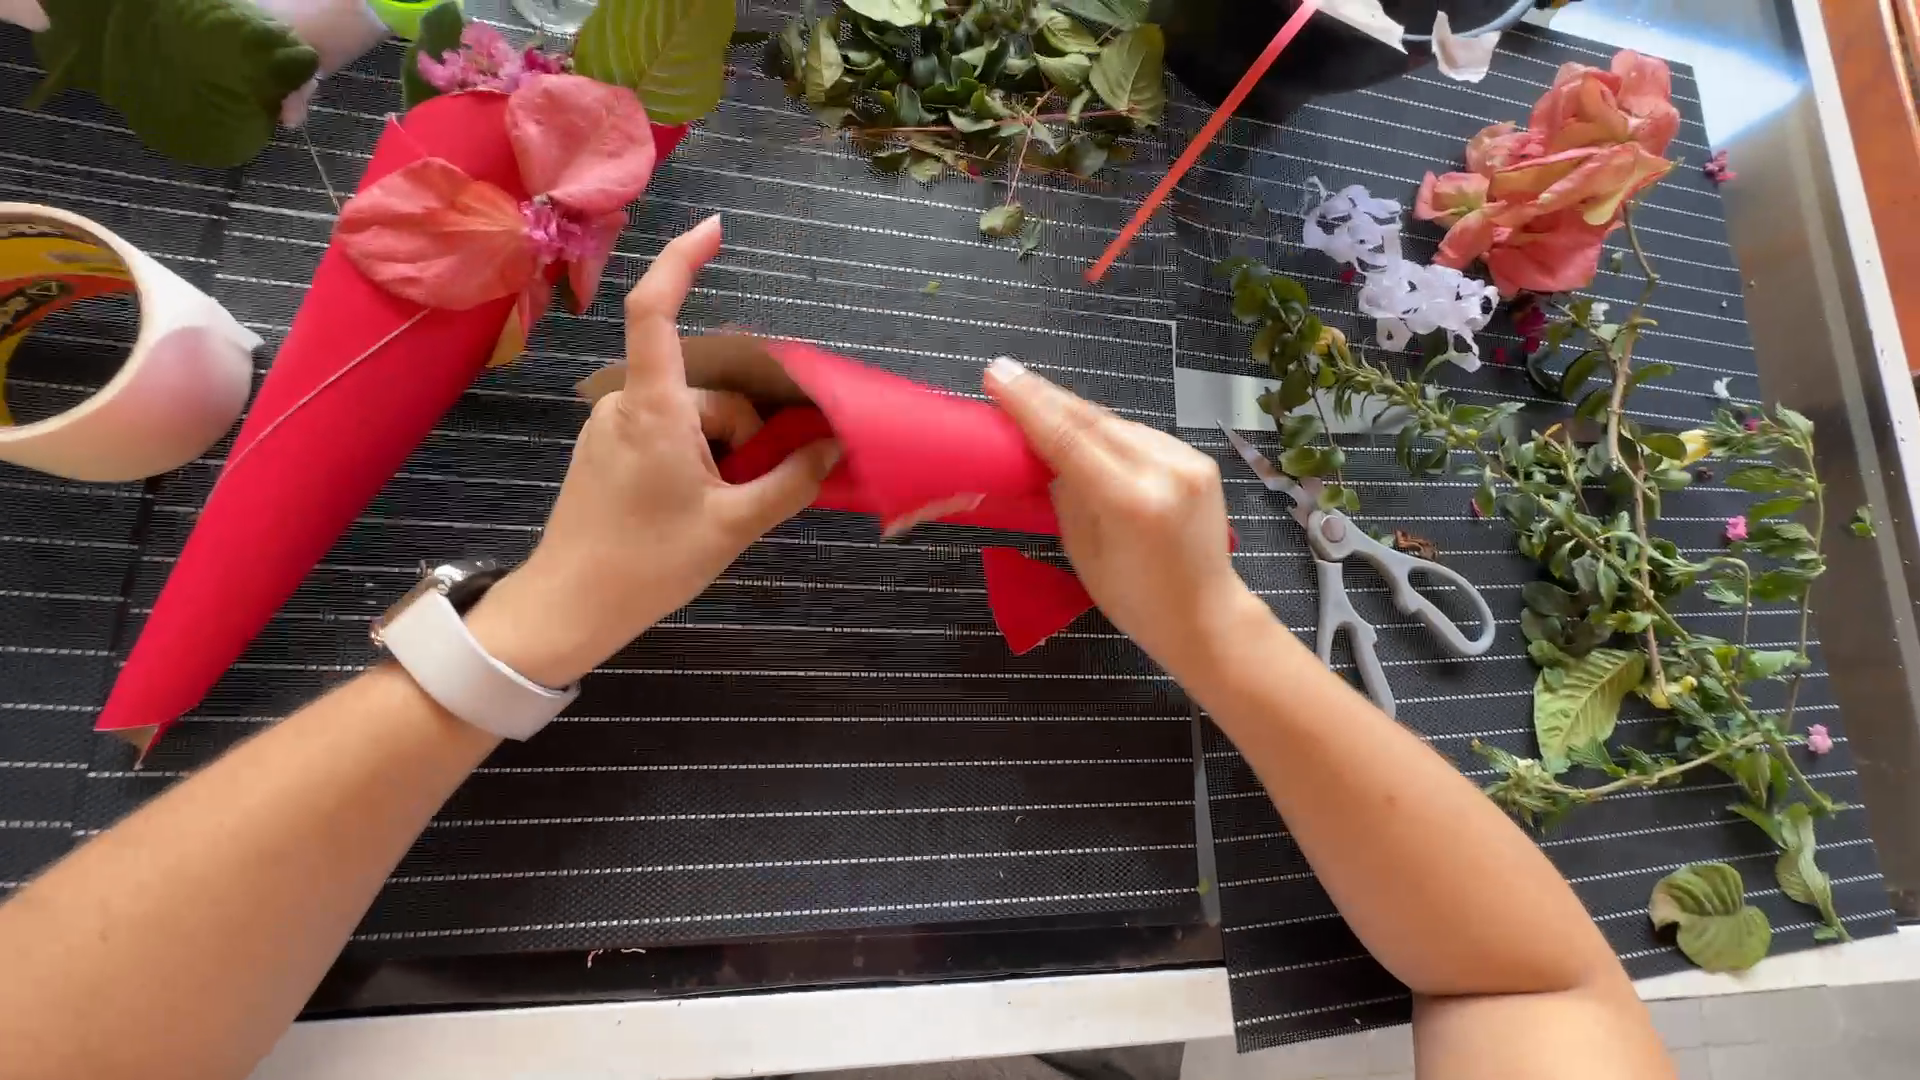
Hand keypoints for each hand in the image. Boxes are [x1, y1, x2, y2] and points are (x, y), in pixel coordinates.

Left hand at [467, 215, 839, 686]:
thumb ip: (791, 482)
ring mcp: (611, 427)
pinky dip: (697, 456)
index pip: (658, 313)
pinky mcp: (606, 449)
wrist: (569, 608)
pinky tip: (696, 503)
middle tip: (748, 495)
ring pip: (691, 417)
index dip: (682, 262)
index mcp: (653, 410)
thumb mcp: (733, 525)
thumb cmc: (649, 563)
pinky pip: (668, 433)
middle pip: (708, 392)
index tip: (715, 229)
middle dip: (744, 434)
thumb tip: (835, 447)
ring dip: (722, 451)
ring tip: (721, 507)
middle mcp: (626, 404)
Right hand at [983, 357, 1262, 678]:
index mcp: (1130, 502)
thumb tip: (1045, 453)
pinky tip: (1087, 435)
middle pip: (1092, 420)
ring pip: (1116, 424)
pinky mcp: (1197, 459)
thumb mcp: (1083, 552)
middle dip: (1046, 397)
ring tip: (1040, 405)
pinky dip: (1108, 433)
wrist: (1208, 616)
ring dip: (1076, 415)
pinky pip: (1140, 436)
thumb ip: (1065, 495)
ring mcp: (1187, 460)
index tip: (998, 375)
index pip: (1068, 439)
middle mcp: (1164, 470)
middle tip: (1007, 374)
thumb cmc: (1135, 601)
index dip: (1029, 404)